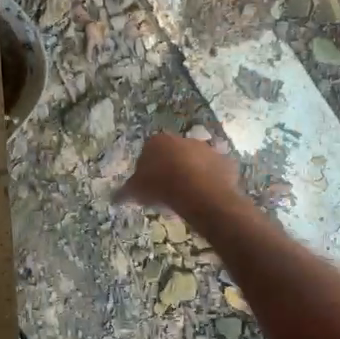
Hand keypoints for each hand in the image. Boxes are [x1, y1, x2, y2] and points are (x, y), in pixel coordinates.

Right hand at [113, 133, 240, 211]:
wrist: (198, 192)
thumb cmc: (161, 186)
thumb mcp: (136, 191)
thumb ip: (125, 192)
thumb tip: (113, 198)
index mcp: (157, 141)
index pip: (149, 151)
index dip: (149, 168)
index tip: (150, 185)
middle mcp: (182, 140)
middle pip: (175, 154)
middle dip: (173, 168)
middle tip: (170, 191)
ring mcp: (207, 149)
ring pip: (198, 161)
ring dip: (194, 173)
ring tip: (190, 196)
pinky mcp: (226, 162)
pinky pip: (218, 172)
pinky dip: (214, 181)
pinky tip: (209, 196)